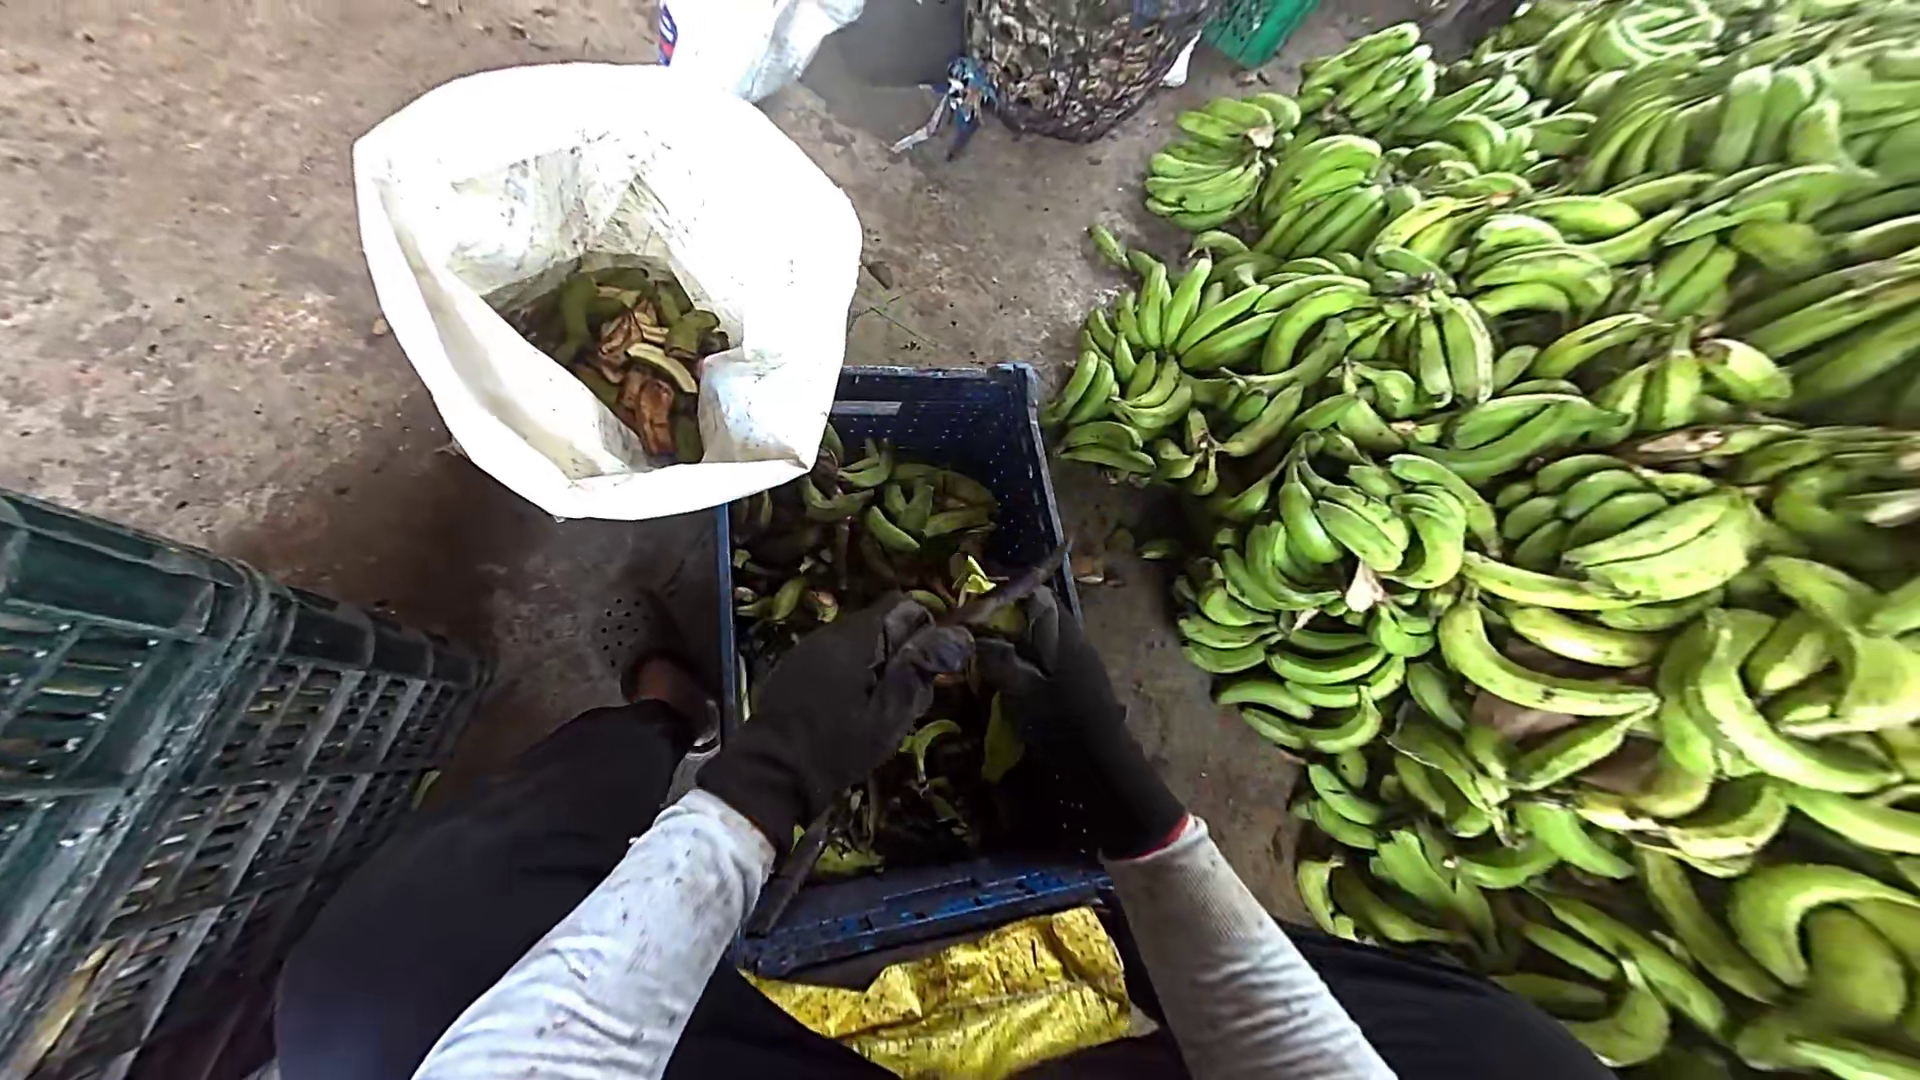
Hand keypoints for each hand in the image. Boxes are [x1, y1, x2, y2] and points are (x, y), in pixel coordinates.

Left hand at [699, 593, 972, 844]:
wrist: (771, 773)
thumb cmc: (837, 745)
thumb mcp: (888, 715)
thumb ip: (920, 671)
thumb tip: (958, 635)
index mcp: (856, 638)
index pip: (902, 605)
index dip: (923, 630)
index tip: (926, 666)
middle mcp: (830, 632)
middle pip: (881, 623)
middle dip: (900, 651)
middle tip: (904, 695)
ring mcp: (808, 647)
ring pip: (858, 641)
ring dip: (875, 664)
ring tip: (877, 706)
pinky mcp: (795, 665)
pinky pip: (835, 656)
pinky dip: (850, 672)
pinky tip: (847, 707)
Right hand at [975, 588, 1186, 858]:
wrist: (1102, 764)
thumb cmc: (1061, 721)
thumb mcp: (1021, 690)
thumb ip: (996, 659)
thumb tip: (971, 636)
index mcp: (1063, 633)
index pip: (1037, 594)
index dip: (1008, 593)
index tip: (980, 604)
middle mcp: (1075, 639)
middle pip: (1039, 614)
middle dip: (1008, 619)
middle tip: (979, 631)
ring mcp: (1081, 660)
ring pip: (1044, 636)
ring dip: (1018, 640)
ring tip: (991, 654)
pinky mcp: (1081, 680)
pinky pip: (1050, 656)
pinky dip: (1029, 659)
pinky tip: (1014, 678)